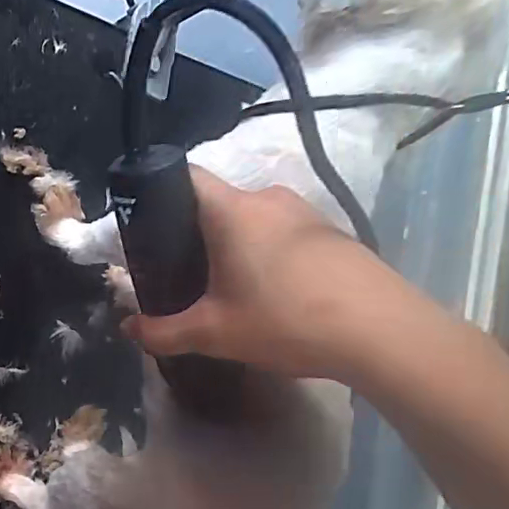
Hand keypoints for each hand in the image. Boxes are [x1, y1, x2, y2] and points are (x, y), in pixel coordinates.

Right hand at [124, 169, 398, 379]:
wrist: (381, 331)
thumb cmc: (285, 321)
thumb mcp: (215, 333)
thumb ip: (164, 332)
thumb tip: (127, 330)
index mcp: (232, 210)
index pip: (184, 175)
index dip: (158, 194)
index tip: (149, 231)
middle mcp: (267, 198)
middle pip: (216, 202)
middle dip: (194, 233)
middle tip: (184, 274)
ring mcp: (305, 212)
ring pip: (251, 219)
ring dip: (233, 245)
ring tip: (228, 287)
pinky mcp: (331, 231)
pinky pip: (282, 232)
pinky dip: (266, 252)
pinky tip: (273, 292)